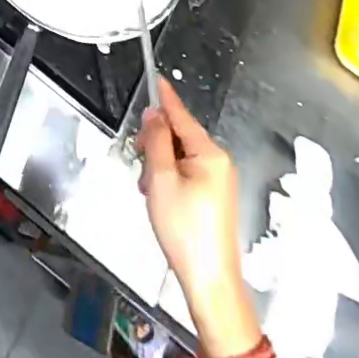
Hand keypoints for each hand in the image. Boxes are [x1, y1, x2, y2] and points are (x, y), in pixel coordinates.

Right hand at [139, 77, 261, 357]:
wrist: (209, 278)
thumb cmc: (185, 229)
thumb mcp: (160, 178)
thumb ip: (156, 141)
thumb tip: (155, 115)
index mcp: (209, 154)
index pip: (181, 116)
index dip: (165, 98)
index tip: (157, 79)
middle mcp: (219, 163)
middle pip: (179, 135)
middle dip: (154, 143)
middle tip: (140, 161)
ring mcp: (218, 180)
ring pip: (179, 156)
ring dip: (158, 165)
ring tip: (149, 189)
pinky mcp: (214, 196)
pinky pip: (185, 172)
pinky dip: (168, 178)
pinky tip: (158, 197)